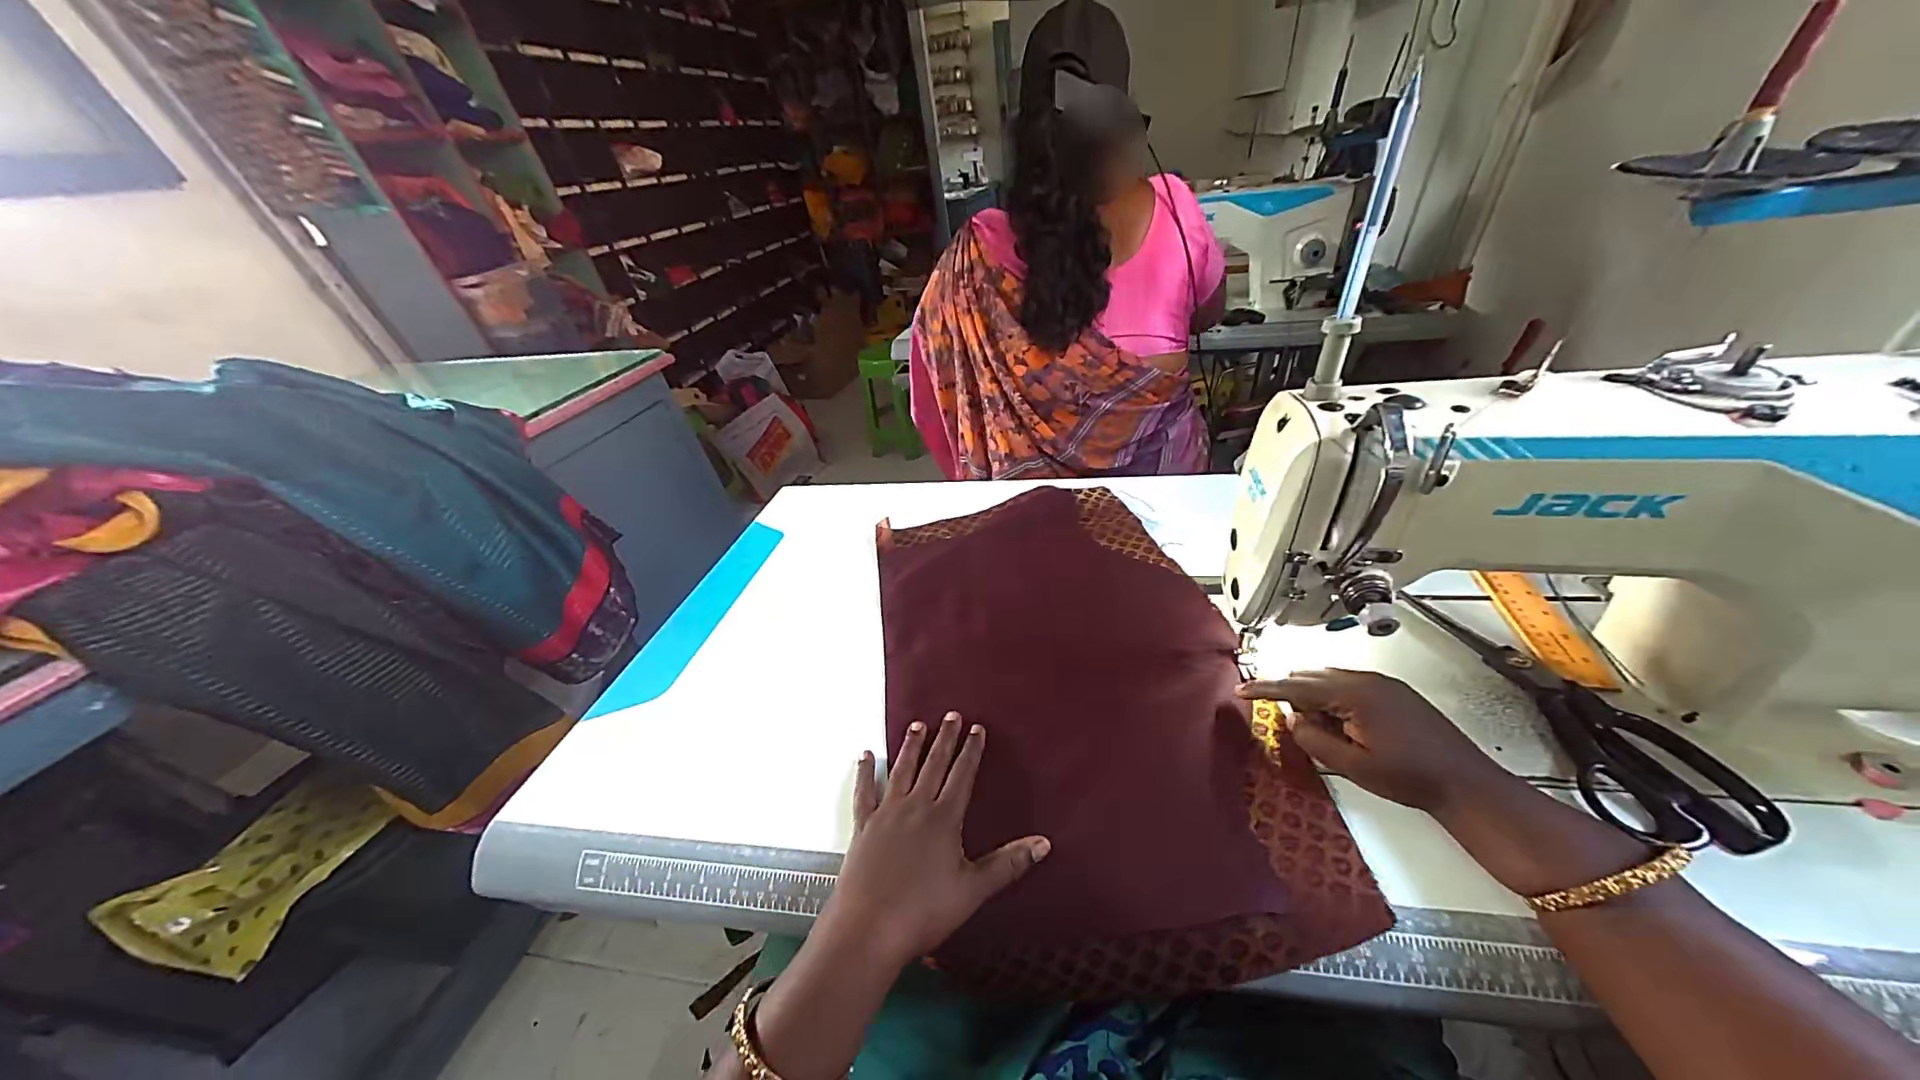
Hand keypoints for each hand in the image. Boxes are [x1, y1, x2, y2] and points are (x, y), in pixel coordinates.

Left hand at [821, 713, 1049, 966]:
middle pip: (933, 764)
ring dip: (910, 746)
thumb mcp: (973, 889)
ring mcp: (885, 814)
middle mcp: (914, 808)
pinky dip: (865, 772)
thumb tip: (1043, 844)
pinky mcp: (862, 827)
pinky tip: (865, 756)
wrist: (868, 930)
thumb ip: (1008, 863)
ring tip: (916, 725)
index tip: (976, 729)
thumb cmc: (923, 912)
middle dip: (944, 738)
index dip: (971, 750)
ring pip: (901, 770)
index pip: (962, 775)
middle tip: (950, 715)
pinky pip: (864, 791)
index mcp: (943, 819)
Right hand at [1237, 669, 1521, 816]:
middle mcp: (1368, 680)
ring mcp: (1383, 684)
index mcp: (1355, 694)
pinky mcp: (1393, 692)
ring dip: (1315, 699)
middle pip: (1312, 677)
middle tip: (1293, 724)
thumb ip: (1313, 739)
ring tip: (1324, 732)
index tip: (1243, 689)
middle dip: (1294, 696)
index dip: (1265, 688)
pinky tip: (1343, 726)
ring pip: (1330, 680)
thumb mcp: (1352, 765)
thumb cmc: (1412, 778)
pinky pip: (1349, 685)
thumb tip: (1292, 719)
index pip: (1297, 686)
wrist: (1466, 784)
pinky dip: (1334, 700)